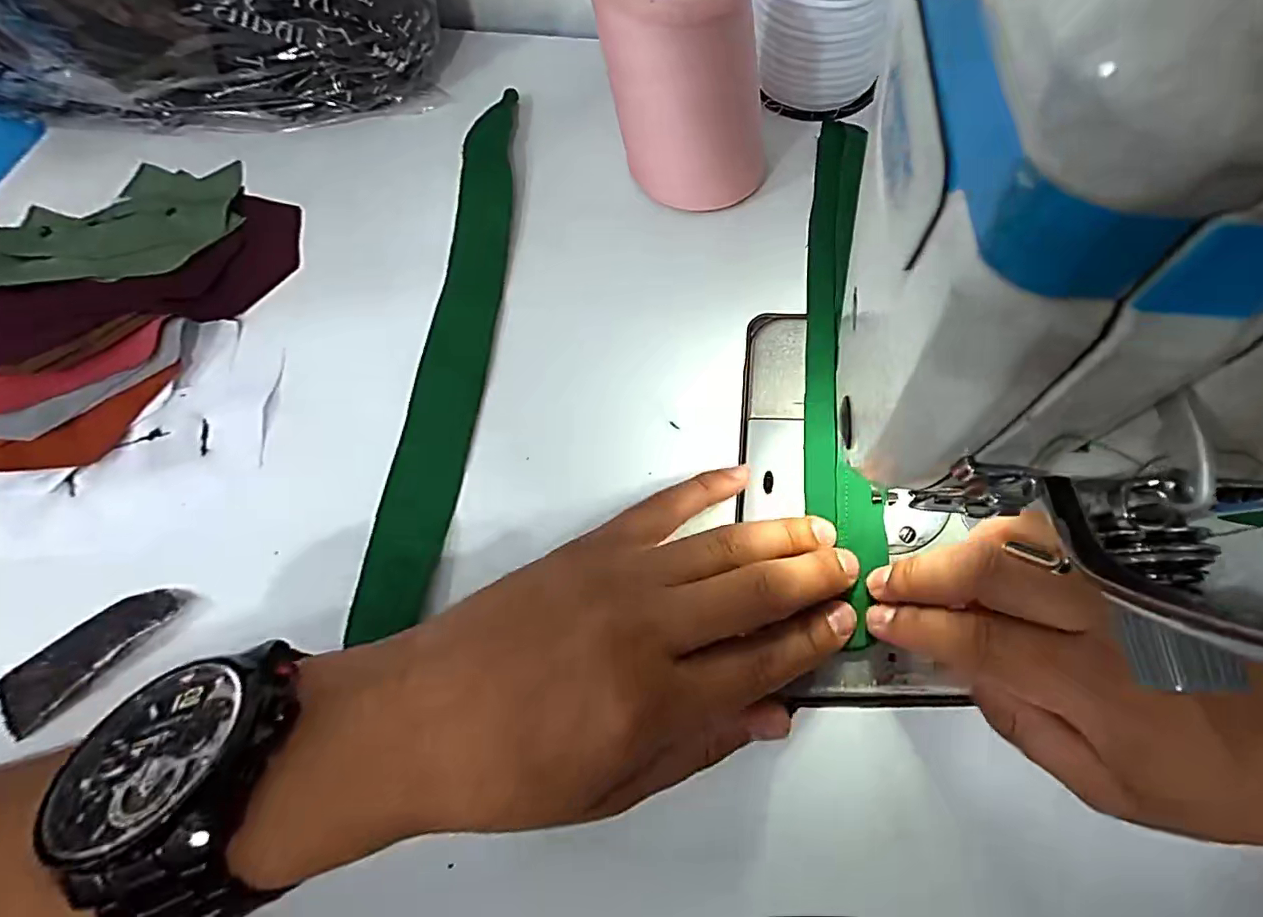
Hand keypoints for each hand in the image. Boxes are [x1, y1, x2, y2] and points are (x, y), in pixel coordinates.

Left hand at [230, 466, 856, 884]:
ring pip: (722, 547)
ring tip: (816, 528)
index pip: (760, 662)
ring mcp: (620, 577)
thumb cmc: (513, 771)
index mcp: (654, 701)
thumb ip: (700, 747)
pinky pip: (661, 507)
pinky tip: (739, 474)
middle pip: (754, 593)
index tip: (844, 618)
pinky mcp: (592, 546)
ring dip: (777, 535)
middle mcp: (648, 630)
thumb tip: (774, 717)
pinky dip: (704, 487)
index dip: (811, 639)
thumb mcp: (611, 789)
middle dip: (811, 577)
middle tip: (848, 563)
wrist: (414, 720)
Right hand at [863, 512, 1262, 845]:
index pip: (978, 642)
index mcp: (1089, 685)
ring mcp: (1116, 578)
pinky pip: (1050, 533)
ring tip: (925, 571)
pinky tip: (982, 555)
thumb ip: (1022, 723)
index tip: (881, 618)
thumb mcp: (1101, 784)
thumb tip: (966, 672)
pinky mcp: (1131, 561)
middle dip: (924, 574)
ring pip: (1017, 538)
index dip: (918, 627)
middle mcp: (1099, 617)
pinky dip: (1002, 537)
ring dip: (959, 549)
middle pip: (989, 571)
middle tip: (885, 581)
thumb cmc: (1202, 779)